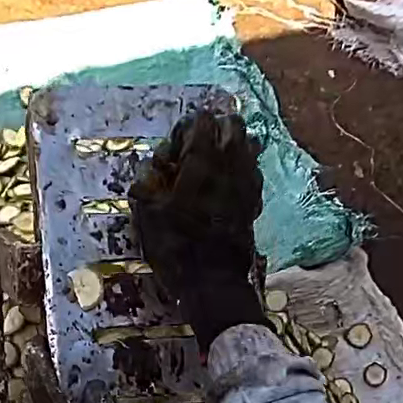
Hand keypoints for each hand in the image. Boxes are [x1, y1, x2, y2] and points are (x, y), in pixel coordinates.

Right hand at [129, 109, 266, 351]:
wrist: (212, 281)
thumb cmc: (176, 246)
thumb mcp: (148, 216)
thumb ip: (147, 186)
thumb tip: (149, 172)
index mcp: (203, 162)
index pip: (200, 121)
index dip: (183, 131)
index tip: (171, 153)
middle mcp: (231, 164)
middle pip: (232, 125)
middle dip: (212, 131)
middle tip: (193, 153)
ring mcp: (247, 181)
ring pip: (249, 145)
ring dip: (231, 147)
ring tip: (211, 166)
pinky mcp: (255, 200)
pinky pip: (252, 171)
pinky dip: (239, 170)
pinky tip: (223, 187)